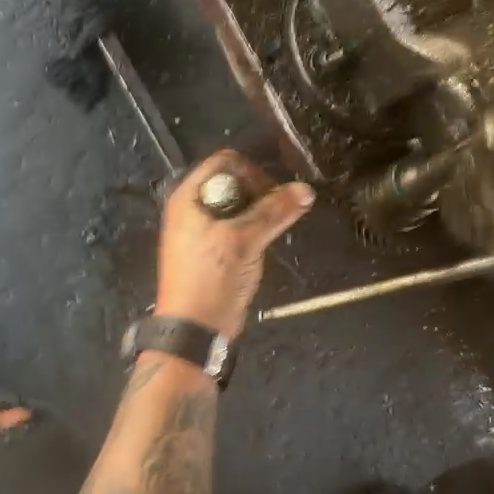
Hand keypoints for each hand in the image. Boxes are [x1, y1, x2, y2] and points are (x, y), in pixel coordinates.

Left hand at [156, 151, 314, 341]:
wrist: (193, 331)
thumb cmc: (212, 279)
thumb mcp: (244, 241)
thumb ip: (274, 212)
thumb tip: (306, 190)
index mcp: (188, 196)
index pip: (225, 162)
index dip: (252, 172)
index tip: (272, 195)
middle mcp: (191, 207)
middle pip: (233, 182)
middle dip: (258, 195)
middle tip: (275, 216)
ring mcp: (200, 229)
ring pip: (238, 207)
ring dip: (258, 216)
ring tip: (268, 235)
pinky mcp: (211, 250)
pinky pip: (236, 227)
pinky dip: (251, 232)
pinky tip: (259, 249)